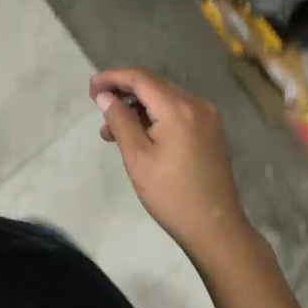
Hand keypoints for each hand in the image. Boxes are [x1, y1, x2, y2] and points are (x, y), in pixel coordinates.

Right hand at [93, 68, 251, 252]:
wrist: (216, 229)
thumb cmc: (171, 195)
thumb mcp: (137, 158)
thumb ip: (120, 121)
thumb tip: (104, 96)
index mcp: (179, 108)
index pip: (140, 78)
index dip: (112, 77)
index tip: (90, 88)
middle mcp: (196, 104)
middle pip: (153, 84)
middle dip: (123, 91)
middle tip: (98, 107)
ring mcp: (207, 116)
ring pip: (164, 97)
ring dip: (137, 106)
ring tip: (112, 130)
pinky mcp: (210, 130)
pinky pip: (177, 110)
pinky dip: (155, 115)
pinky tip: (138, 134)